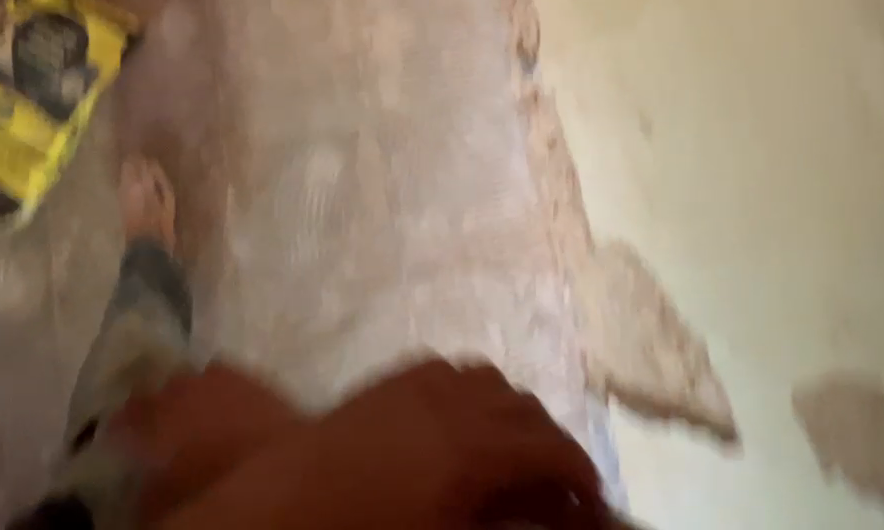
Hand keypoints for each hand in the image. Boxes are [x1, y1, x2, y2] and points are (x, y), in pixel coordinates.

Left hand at [150, 358, 602, 529]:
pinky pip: (449, 368)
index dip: (580, 474)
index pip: (549, 448)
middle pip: (524, 407)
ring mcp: (418, 381)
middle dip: (550, 443)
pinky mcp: (391, 378)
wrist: (289, 502)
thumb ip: (502, 519)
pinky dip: (472, 391)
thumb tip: (542, 514)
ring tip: (514, 455)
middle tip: (558, 488)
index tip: (595, 502)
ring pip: (489, 378)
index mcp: (471, 448)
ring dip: (511, 412)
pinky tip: (464, 423)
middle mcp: (451, 400)